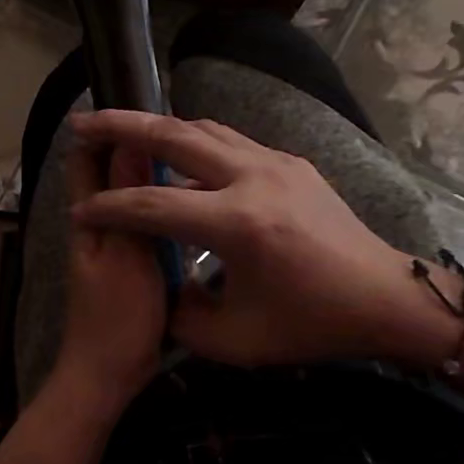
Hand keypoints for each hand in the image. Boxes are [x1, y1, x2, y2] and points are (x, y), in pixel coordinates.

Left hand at [51, 141, 167, 405]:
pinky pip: (145, 227)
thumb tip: (131, 145)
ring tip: (193, 163)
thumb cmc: (117, 319)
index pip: (85, 162)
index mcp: (91, 221)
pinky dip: (162, 210)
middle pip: (108, 177)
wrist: (109, 376)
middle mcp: (98, 228)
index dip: (101, 131)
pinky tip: (193, 209)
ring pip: (130, 202)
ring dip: (149, 179)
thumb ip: (132, 205)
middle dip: (132, 150)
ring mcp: (114, 250)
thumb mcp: (129, 258)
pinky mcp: (131, 269)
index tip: (134, 108)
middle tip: (179, 133)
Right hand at [69, 110, 444, 367]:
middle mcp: (255, 178)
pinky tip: (178, 155)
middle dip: (121, 127)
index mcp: (239, 225)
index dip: (109, 210)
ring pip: (204, 129)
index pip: (153, 207)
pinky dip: (194, 143)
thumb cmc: (311, 325)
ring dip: (159, 127)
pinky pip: (231, 142)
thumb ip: (181, 314)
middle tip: (82, 123)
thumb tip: (157, 288)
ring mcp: (277, 163)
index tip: (79, 213)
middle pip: (174, 136)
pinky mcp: (291, 163)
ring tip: (122, 128)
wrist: (384, 298)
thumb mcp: (235, 340)